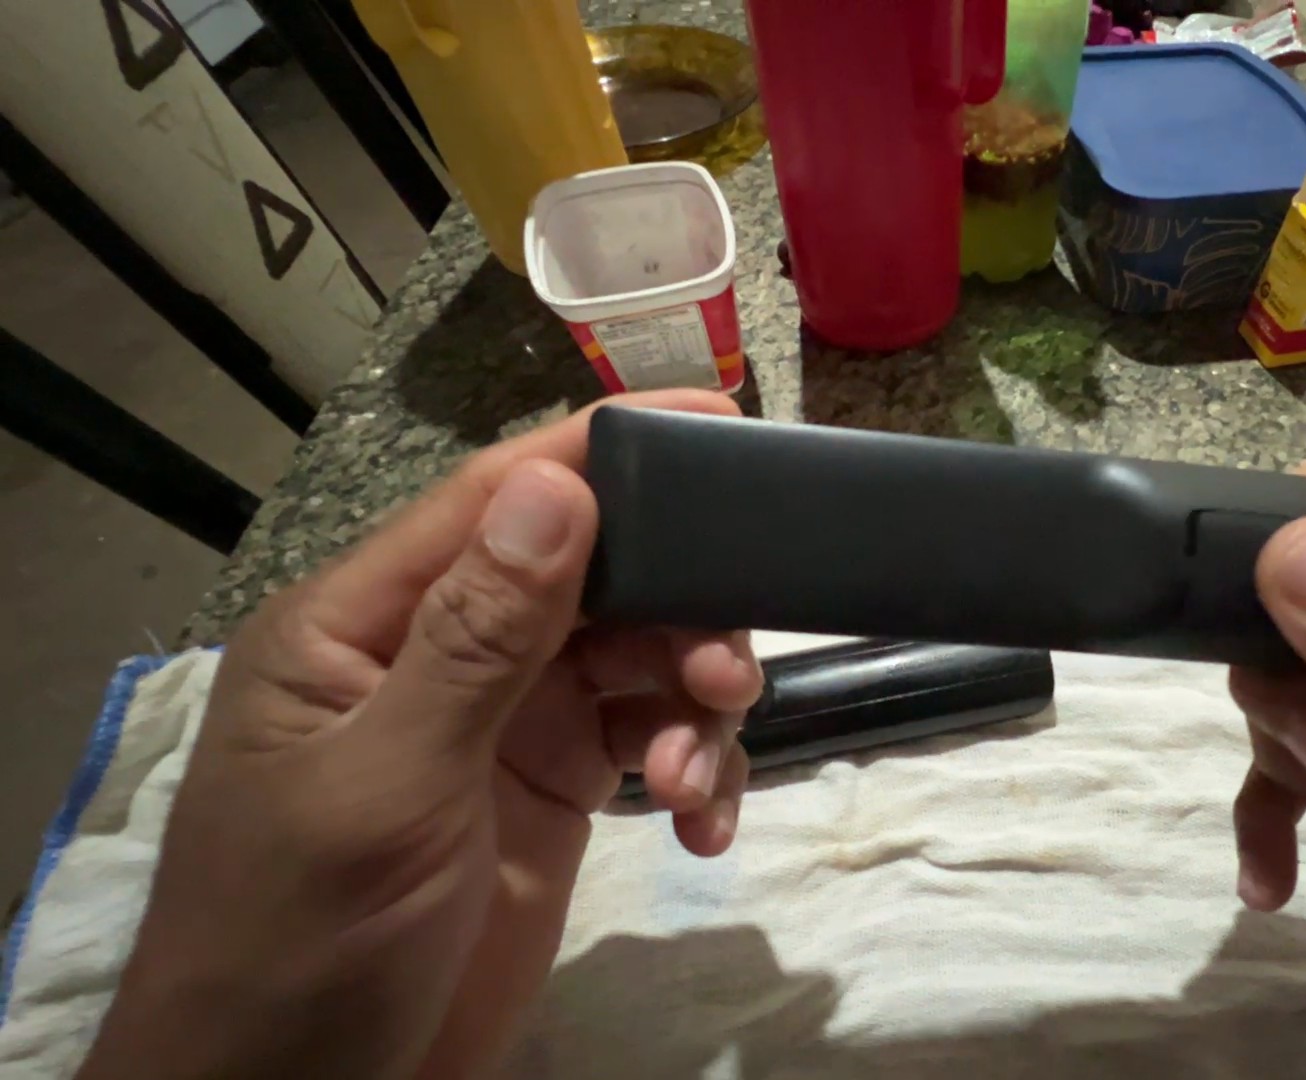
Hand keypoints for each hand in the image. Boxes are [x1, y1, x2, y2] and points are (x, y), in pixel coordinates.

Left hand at [80, 391, 764, 1079]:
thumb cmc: (310, 947)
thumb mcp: (392, 785)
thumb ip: (478, 635)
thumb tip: (559, 487)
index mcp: (383, 619)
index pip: (504, 496)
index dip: (608, 448)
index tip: (716, 419)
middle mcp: (462, 647)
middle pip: (609, 582)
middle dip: (682, 623)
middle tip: (727, 679)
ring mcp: (524, 713)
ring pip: (650, 660)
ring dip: (695, 715)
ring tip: (693, 782)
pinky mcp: (573, 775)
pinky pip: (660, 738)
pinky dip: (695, 774)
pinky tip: (700, 825)